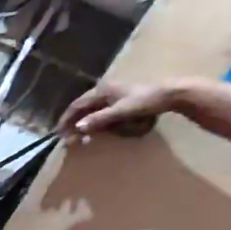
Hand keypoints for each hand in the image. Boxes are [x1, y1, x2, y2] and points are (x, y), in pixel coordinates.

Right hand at [58, 81, 184, 138]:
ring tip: (85, 137)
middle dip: (75, 123)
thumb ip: (99, 119)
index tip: (59, 133)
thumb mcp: (121, 111)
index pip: (76, 106)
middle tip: (70, 138)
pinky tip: (100, 129)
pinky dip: (96, 121)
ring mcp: (113, 94)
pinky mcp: (121, 99)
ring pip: (92, 110)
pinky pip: (102, 111)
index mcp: (100, 91)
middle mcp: (103, 91)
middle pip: (82, 108)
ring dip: (86, 123)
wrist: (171, 94)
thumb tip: (78, 127)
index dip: (66, 119)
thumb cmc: (145, 101)